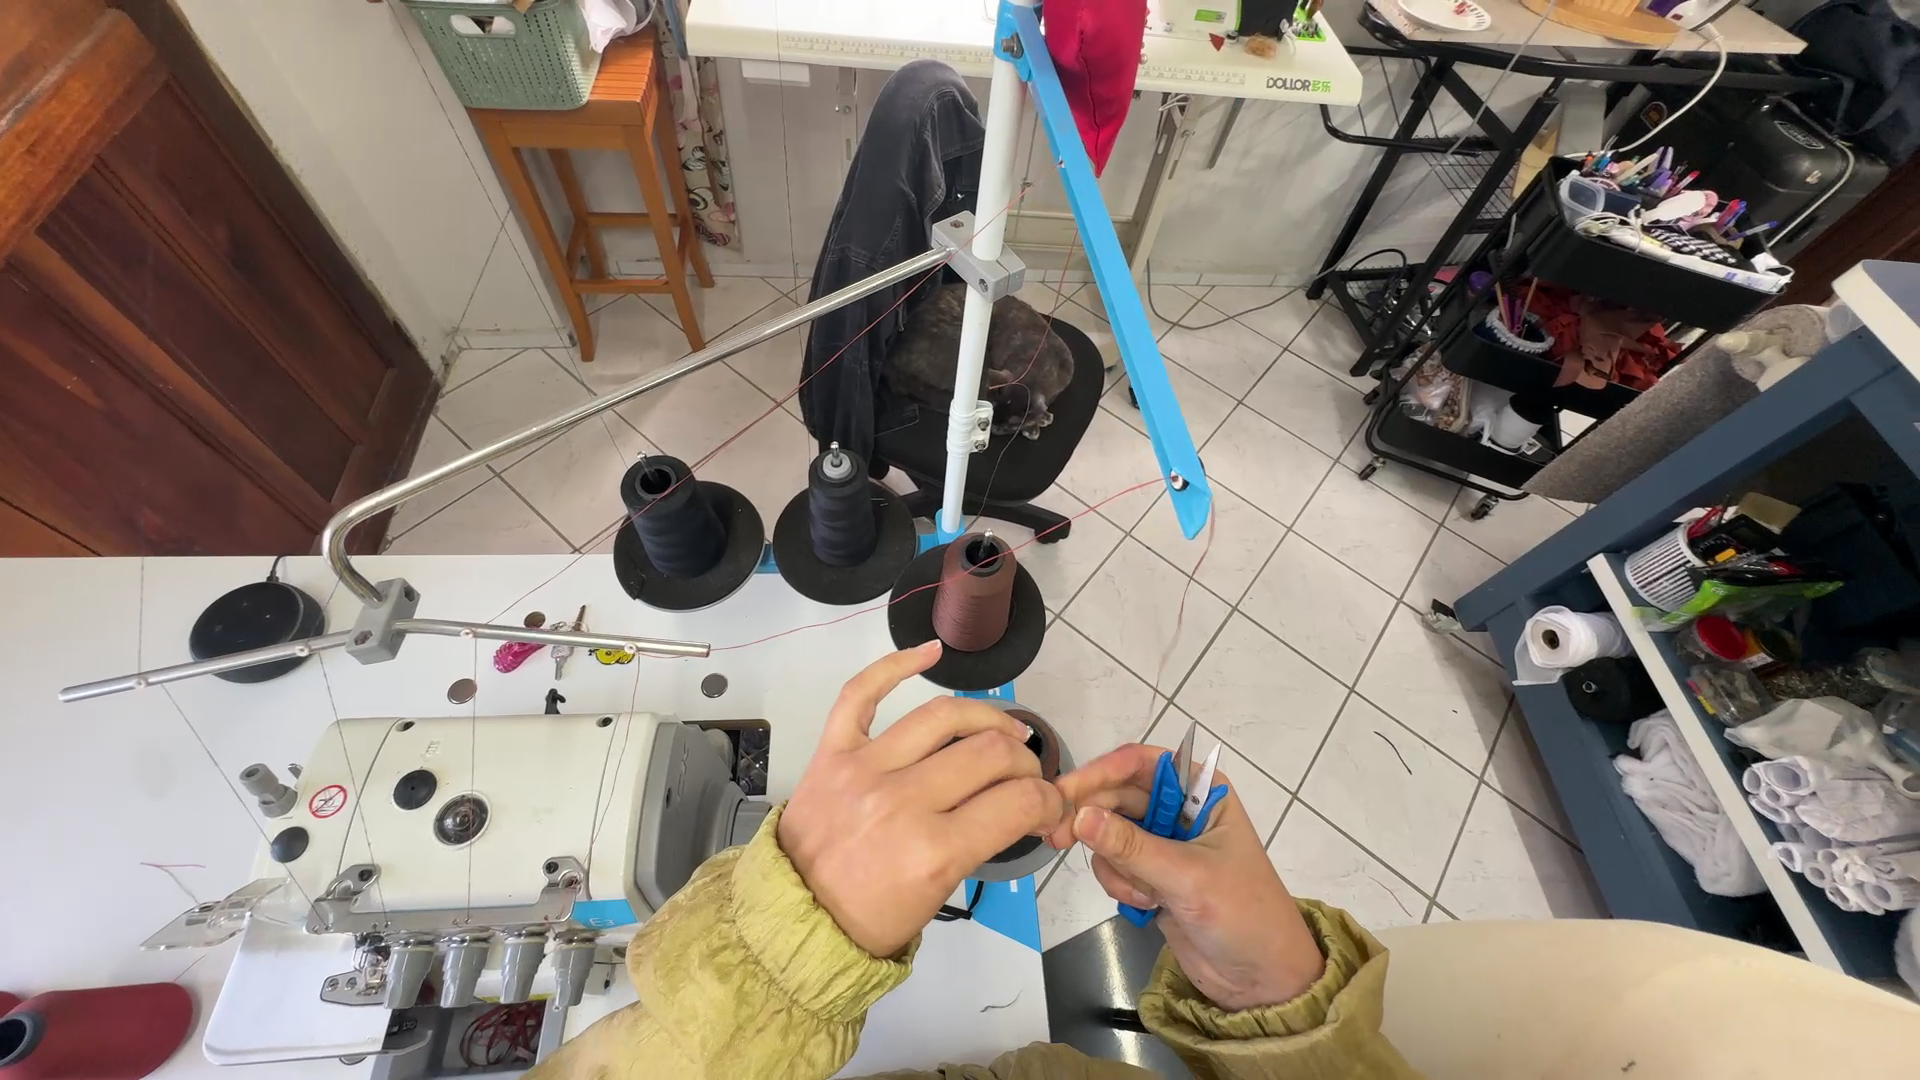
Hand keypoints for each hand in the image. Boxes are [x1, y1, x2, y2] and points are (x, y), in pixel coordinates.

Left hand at [778, 642, 1067, 956]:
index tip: (1049, 804)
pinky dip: (895, 664)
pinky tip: (931, 651)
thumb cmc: (869, 920)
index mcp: (933, 852)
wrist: (790, 921)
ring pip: (942, 716)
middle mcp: (901, 801)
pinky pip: (861, 693)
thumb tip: (1022, 801)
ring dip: (987, 717)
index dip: (1048, 799)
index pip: (1018, 802)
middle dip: (1024, 761)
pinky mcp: (832, 750)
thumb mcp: (939, 896)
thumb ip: (981, 842)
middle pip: (989, 752)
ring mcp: (863, 767)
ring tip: (1005, 728)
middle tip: (1026, 774)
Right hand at [1050, 744, 1325, 1010]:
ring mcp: (1163, 841)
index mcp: (1201, 790)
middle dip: (1091, 817)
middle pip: (1116, 794)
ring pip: (1108, 830)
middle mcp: (1178, 807)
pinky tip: (1145, 905)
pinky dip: (1119, 882)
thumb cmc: (1242, 915)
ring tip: (1140, 894)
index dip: (1100, 772)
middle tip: (1057, 835)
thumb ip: (1131, 846)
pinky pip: (1113, 862)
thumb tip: (1079, 816)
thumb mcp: (1187, 877)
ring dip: (1114, 861)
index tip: (1065, 791)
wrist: (1264, 982)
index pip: (1139, 763)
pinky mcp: (1151, 873)